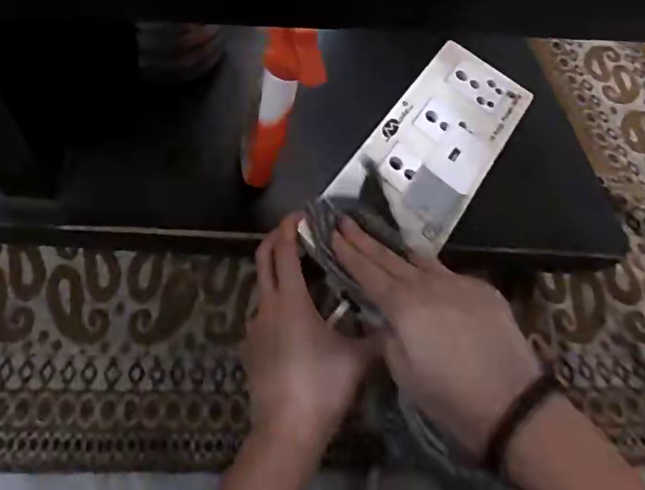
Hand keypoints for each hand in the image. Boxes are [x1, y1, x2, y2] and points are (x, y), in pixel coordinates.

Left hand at [242, 213, 375, 449]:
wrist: (285, 430)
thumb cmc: (321, 386)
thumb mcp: (356, 358)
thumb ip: (374, 333)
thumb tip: (394, 316)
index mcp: (290, 298)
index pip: (284, 249)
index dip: (290, 227)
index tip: (301, 214)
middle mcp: (267, 304)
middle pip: (263, 257)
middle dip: (276, 238)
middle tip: (295, 230)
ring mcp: (255, 325)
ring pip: (261, 285)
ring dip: (276, 270)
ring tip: (300, 272)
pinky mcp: (251, 347)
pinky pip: (262, 312)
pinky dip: (275, 301)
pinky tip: (294, 317)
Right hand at [332, 216, 541, 456]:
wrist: (513, 404)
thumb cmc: (450, 398)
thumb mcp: (404, 374)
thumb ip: (389, 337)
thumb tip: (386, 318)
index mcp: (403, 305)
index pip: (368, 272)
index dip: (348, 251)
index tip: (333, 232)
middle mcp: (426, 285)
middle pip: (389, 257)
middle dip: (365, 239)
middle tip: (346, 219)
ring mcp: (457, 283)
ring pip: (420, 260)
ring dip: (398, 251)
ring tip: (382, 239)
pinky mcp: (482, 289)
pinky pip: (449, 275)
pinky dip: (432, 274)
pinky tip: (429, 277)